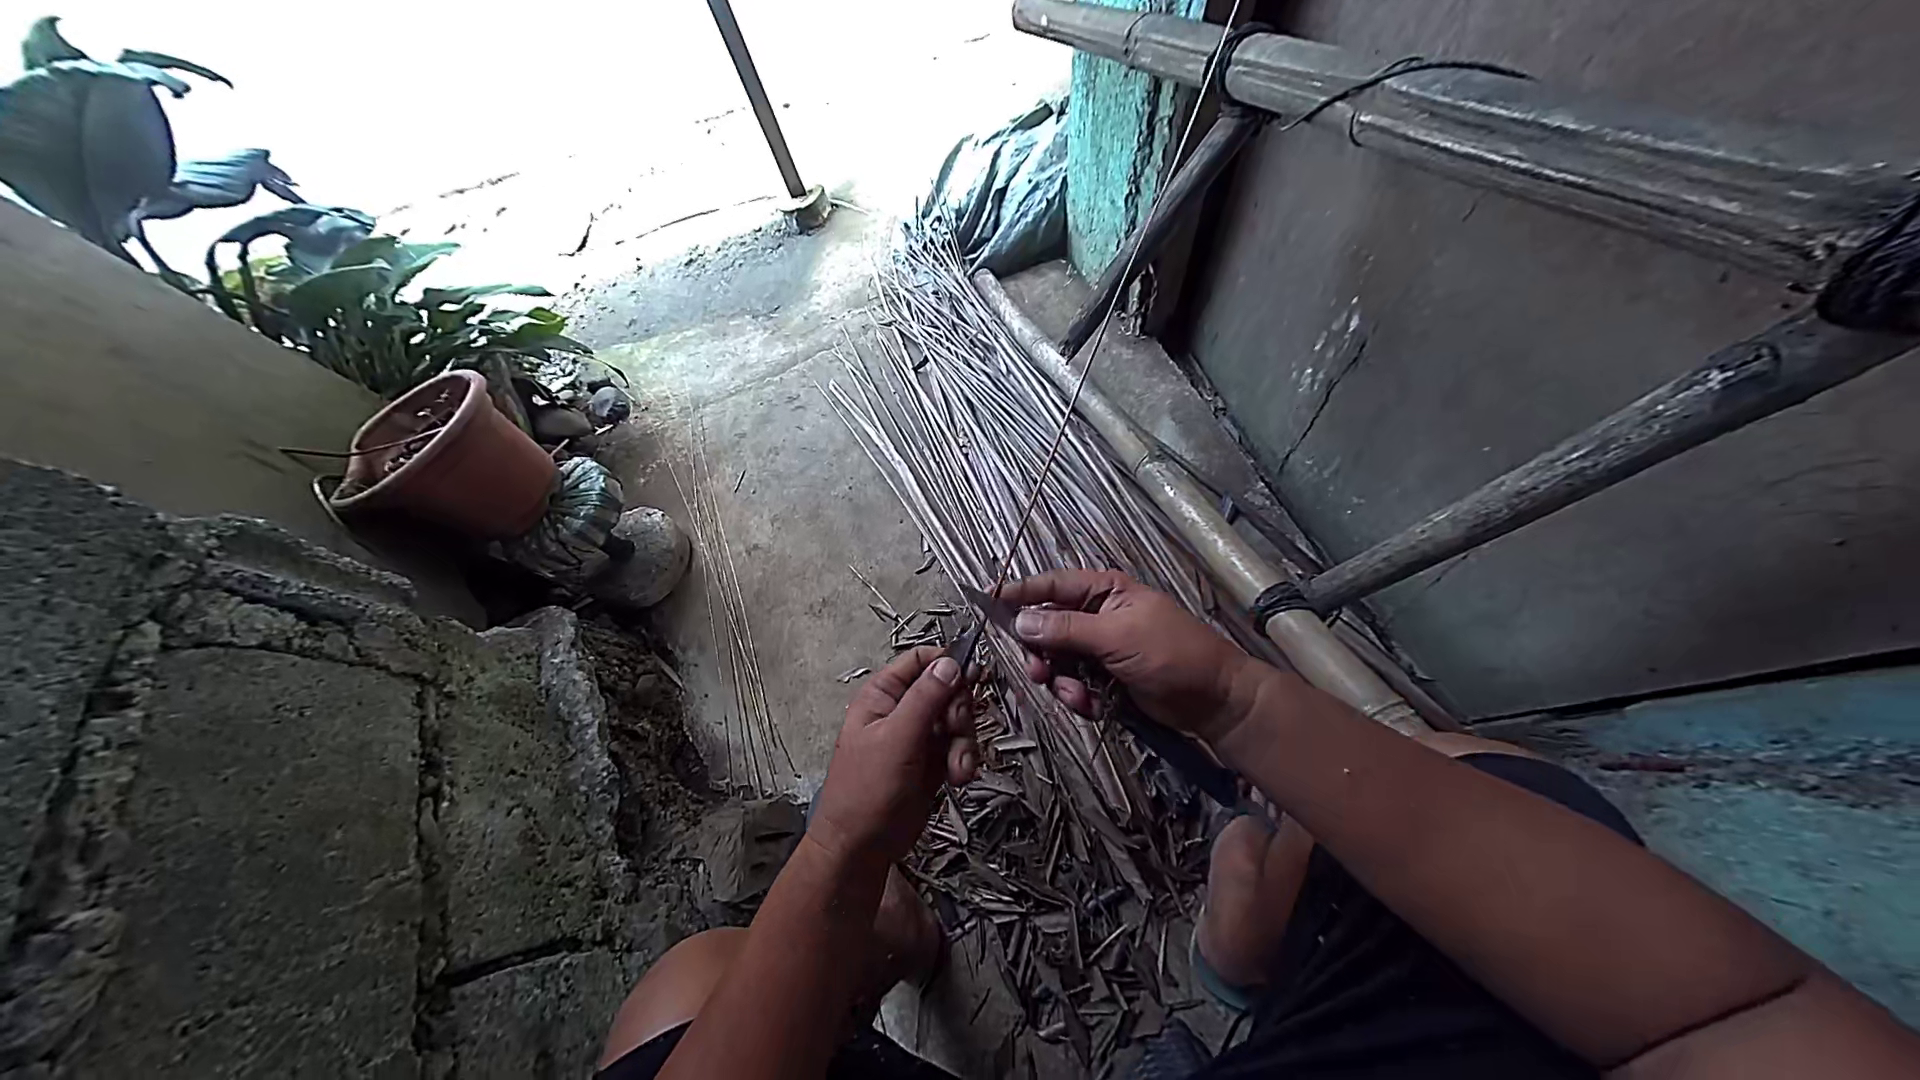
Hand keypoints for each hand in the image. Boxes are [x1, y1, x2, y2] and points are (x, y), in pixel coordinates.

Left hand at [808, 646, 977, 864]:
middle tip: (955, 730)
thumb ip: (925, 698)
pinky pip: (959, 746)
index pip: (921, 660)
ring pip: (958, 719)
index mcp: (883, 695)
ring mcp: (919, 735)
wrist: (862, 848)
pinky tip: (957, 777)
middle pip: (948, 689)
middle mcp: (902, 710)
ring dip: (965, 742)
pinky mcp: (933, 759)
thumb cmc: (864, 794)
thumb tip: (949, 663)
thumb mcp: (896, 739)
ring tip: (957, 766)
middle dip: (959, 712)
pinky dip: (964, 759)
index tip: (971, 675)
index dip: (947, 663)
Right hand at [1000, 569, 1263, 744]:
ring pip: (1057, 660)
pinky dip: (1079, 697)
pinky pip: (1073, 682)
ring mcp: (1100, 647)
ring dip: (1061, 681)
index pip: (1052, 585)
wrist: (1214, 701)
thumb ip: (1066, 629)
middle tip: (1038, 673)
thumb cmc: (1172, 654)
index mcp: (1103, 591)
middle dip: (1042, 653)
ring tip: (1079, 696)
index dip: (1020, 593)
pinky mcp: (1103, 677)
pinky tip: (1095, 706)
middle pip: (1047, 627)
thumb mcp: (1117, 636)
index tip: (989, 602)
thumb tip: (1020, 620)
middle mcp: (1097, 615)